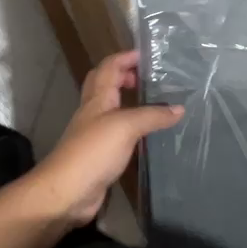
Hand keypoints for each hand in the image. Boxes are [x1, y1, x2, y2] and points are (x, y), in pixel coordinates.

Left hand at [16, 50, 182, 226]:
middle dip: (123, 75)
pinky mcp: (99, 155)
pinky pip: (116, 133)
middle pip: (104, 84)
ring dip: (127, 101)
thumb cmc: (93, 151)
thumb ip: (152, 116)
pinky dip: (130, 128)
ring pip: (110, 109)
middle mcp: (93, 112)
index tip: (147, 55)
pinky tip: (145, 136)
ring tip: (152, 103)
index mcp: (97, 98)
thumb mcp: (126, 127)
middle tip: (148, 78)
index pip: (109, 67)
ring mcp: (94, 134)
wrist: (67, 192)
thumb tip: (179, 108)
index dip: (125, 58)